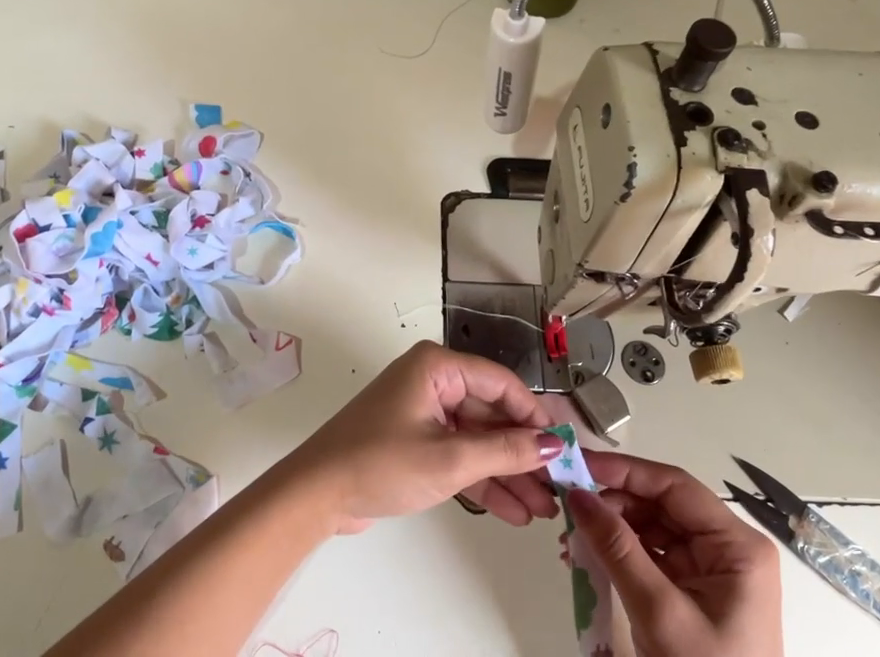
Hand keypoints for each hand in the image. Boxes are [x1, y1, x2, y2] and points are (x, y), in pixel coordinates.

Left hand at [274, 341, 562, 532]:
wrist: (316, 494)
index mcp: (437, 368)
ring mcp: (424, 413)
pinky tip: (514, 511)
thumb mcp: (450, 459)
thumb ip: (505, 451)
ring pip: (478, 439)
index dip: (534, 415)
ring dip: (508, 472)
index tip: (563, 447)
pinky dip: (483, 480)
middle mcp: (433, 382)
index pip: (501, 383)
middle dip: (523, 453)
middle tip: (560, 486)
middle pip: (492, 414)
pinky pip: (460, 455)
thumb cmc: (382, 464)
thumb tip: (553, 445)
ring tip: (544, 509)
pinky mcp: (416, 442)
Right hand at [569, 452, 783, 656]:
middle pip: (663, 505)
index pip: (675, 487)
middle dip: (614, 504)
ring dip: (612, 530)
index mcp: (737, 546)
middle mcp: (729, 549)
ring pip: (654, 529)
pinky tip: (588, 560)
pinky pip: (653, 557)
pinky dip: (620, 556)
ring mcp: (714, 572)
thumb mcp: (659, 612)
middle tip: (567, 508)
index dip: (625, 472)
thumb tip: (576, 493)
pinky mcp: (697, 593)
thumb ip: (617, 549)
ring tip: (571, 541)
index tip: (578, 467)